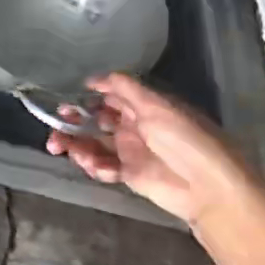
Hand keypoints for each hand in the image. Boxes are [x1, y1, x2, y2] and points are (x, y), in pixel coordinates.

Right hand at [46, 73, 247, 227]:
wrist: (208, 187)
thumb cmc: (184, 139)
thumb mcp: (156, 106)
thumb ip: (125, 88)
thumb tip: (94, 77)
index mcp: (143, 106)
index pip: (109, 96)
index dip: (87, 96)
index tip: (65, 98)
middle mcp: (134, 126)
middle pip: (96, 120)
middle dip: (74, 121)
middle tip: (57, 125)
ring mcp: (131, 151)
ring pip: (94, 144)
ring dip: (76, 145)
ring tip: (60, 148)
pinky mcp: (129, 175)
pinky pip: (103, 166)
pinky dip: (94, 166)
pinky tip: (93, 167)